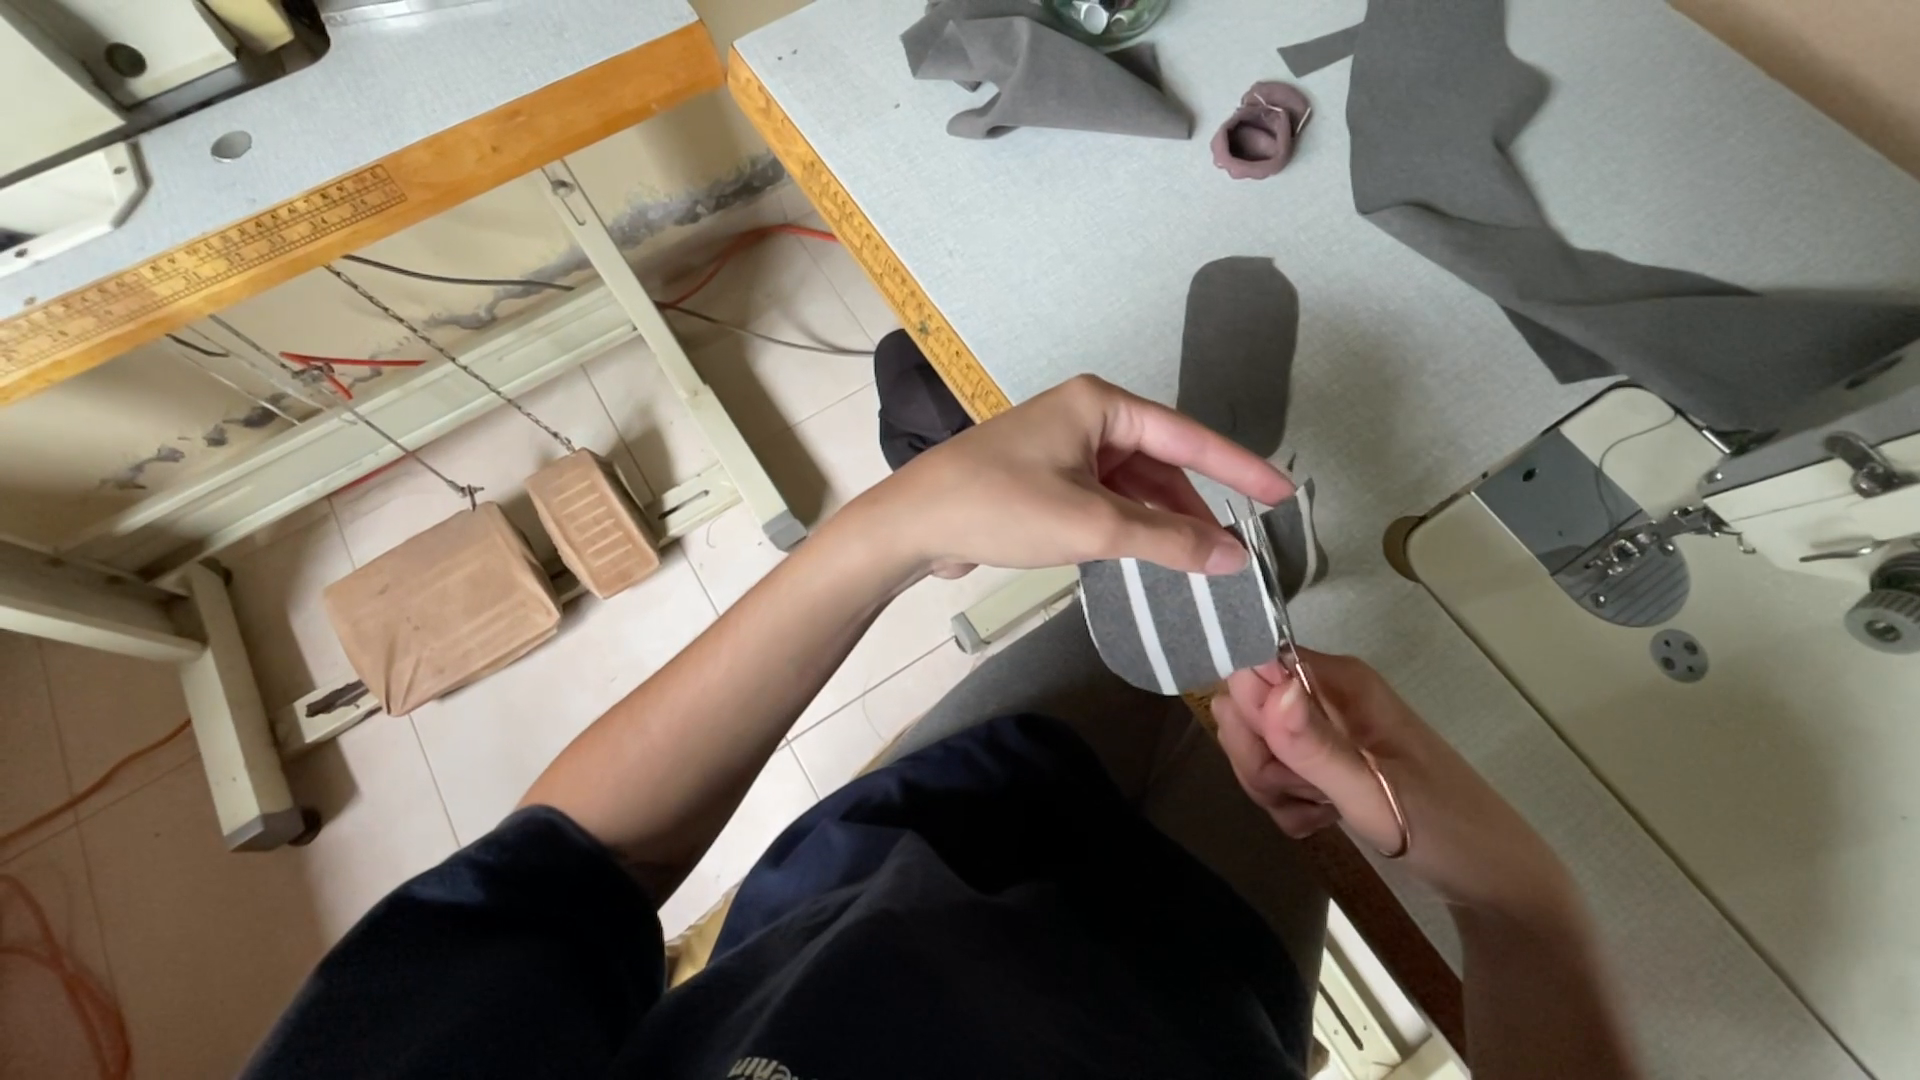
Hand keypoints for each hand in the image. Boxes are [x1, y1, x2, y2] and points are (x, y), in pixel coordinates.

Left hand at [854, 374, 1292, 579]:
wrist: (912, 525)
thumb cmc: (1001, 508)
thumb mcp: (1092, 526)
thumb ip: (1167, 540)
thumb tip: (1233, 556)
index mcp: (1099, 405)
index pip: (1189, 436)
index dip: (1239, 469)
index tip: (1282, 494)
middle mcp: (1083, 416)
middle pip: (1159, 462)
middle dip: (1192, 507)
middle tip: (1229, 552)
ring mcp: (1059, 447)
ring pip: (1129, 484)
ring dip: (1158, 521)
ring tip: (1192, 563)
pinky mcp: (1041, 478)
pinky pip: (1101, 497)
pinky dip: (1125, 525)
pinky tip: (1142, 555)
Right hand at [1213, 651, 1575, 918]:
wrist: (1494, 882)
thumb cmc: (1447, 830)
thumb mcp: (1377, 795)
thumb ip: (1313, 747)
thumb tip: (1259, 687)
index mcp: (1339, 681)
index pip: (1254, 668)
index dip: (1249, 714)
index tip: (1275, 759)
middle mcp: (1324, 695)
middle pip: (1246, 710)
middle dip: (1258, 759)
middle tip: (1301, 792)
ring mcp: (1321, 730)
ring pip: (1253, 746)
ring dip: (1272, 787)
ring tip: (1319, 809)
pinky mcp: (1320, 762)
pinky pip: (1271, 775)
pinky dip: (1285, 804)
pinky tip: (1320, 819)